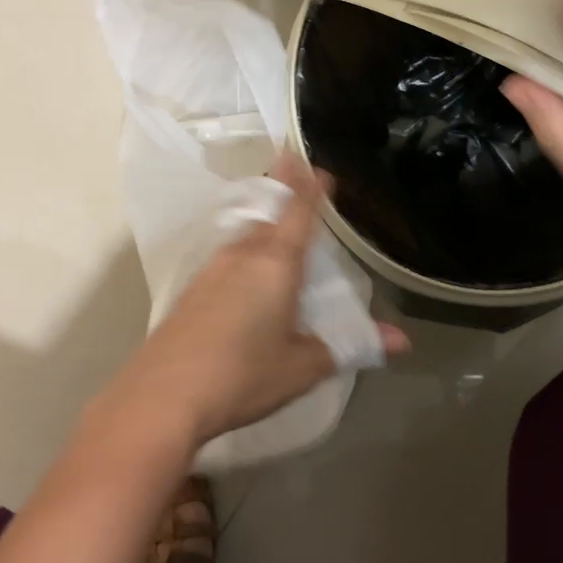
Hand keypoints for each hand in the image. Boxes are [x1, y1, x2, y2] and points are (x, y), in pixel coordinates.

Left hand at [117, 155, 407, 443]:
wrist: (162, 398)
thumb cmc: (242, 376)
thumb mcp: (303, 365)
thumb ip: (350, 345)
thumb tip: (401, 340)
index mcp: (275, 264)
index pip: (297, 210)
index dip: (309, 185)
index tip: (316, 165)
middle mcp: (241, 256)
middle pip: (267, 217)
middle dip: (284, 200)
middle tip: (301, 193)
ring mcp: (210, 272)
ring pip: (244, 238)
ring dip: (263, 231)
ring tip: (279, 239)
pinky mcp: (191, 293)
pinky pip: (227, 261)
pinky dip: (245, 258)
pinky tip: (248, 284)